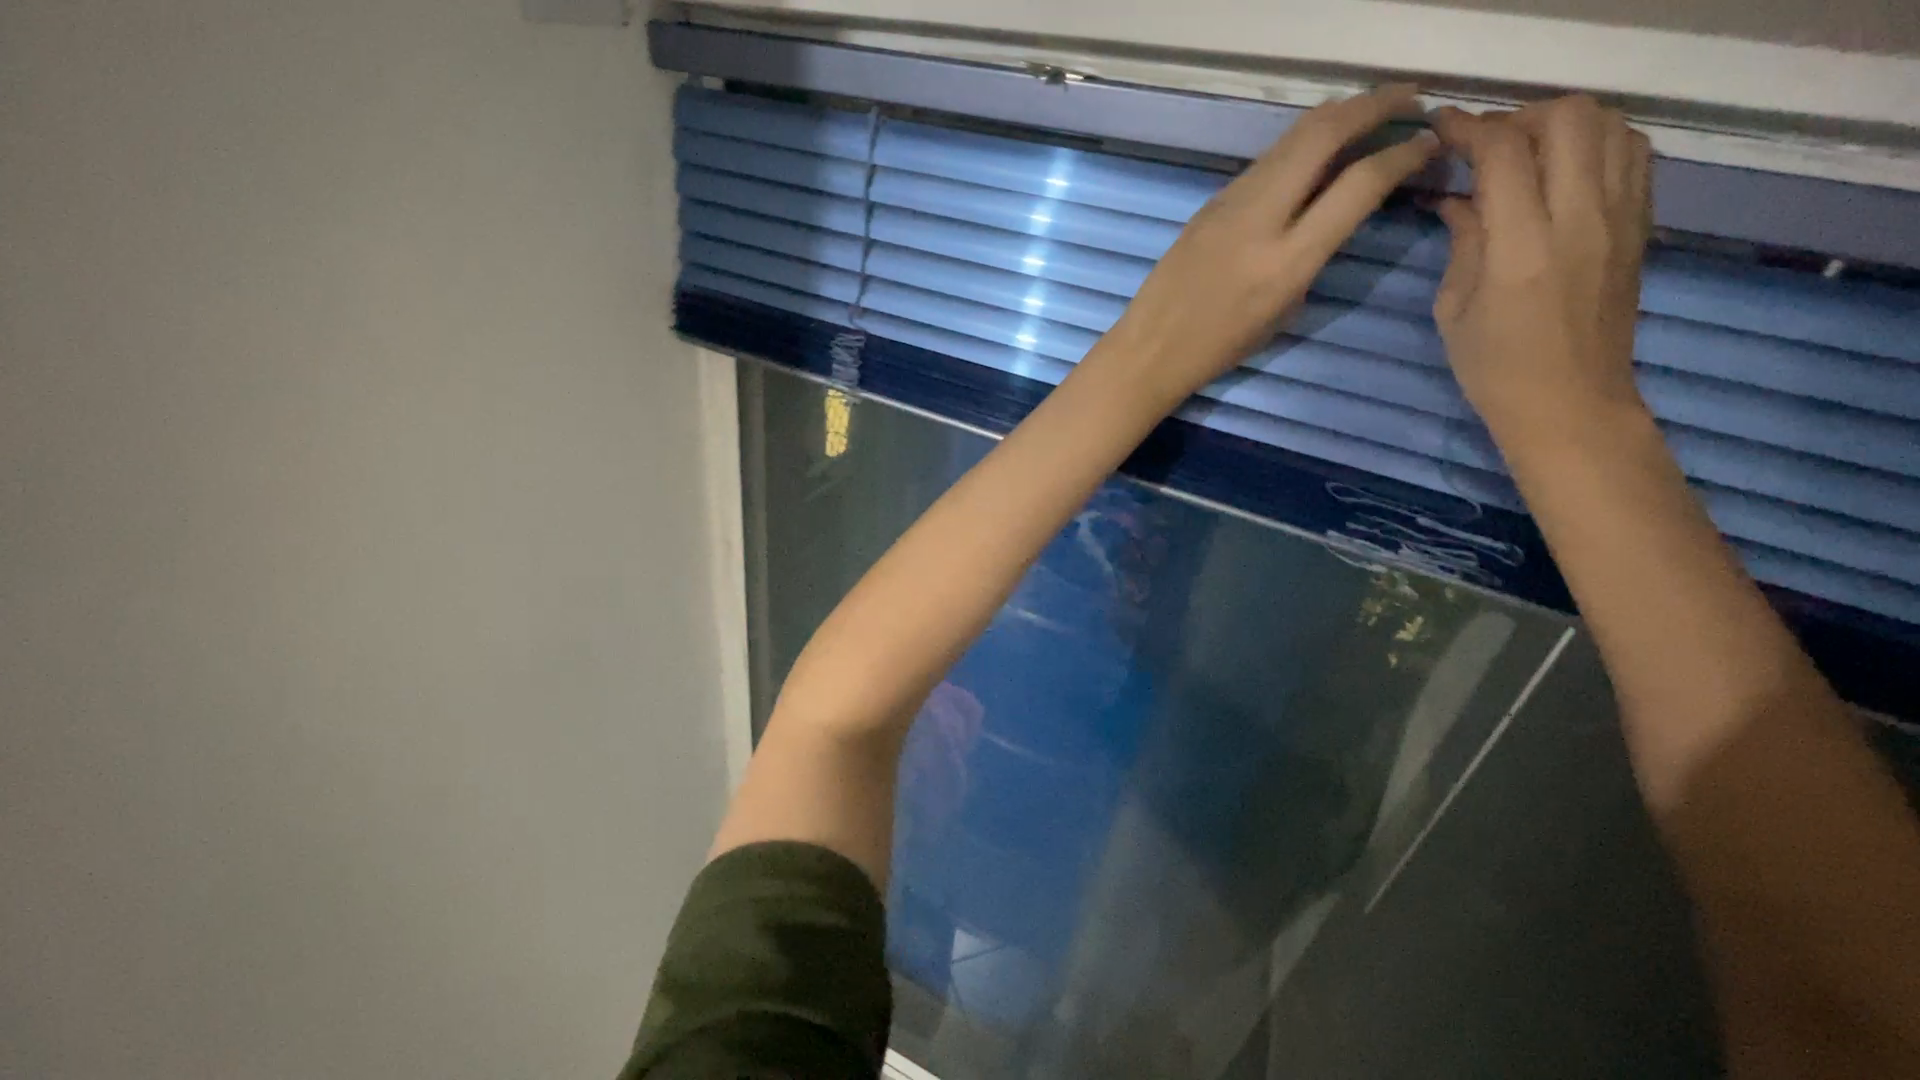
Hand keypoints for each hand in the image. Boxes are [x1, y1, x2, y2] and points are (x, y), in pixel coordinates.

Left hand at [1102, 85, 1437, 403]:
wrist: (1154, 346)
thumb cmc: (1223, 346)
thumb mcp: (1287, 309)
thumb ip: (1317, 254)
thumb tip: (1339, 208)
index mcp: (1287, 261)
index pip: (1358, 186)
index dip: (1401, 155)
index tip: (1428, 142)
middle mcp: (1261, 219)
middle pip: (1323, 135)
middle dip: (1373, 107)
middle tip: (1409, 99)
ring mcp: (1231, 203)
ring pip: (1292, 138)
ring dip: (1338, 116)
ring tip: (1372, 112)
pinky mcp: (1213, 199)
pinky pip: (1268, 159)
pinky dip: (1303, 142)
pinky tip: (1320, 147)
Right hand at [1427, 97, 1652, 438]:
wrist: (1571, 405)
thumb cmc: (1496, 369)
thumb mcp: (1454, 308)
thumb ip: (1462, 241)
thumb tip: (1456, 198)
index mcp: (1522, 247)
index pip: (1502, 152)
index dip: (1467, 129)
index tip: (1440, 130)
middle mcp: (1580, 219)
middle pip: (1567, 118)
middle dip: (1518, 118)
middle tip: (1487, 145)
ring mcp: (1620, 217)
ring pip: (1609, 124)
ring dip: (1562, 125)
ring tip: (1527, 154)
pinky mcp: (1640, 224)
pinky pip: (1631, 152)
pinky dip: (1597, 143)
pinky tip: (1564, 171)